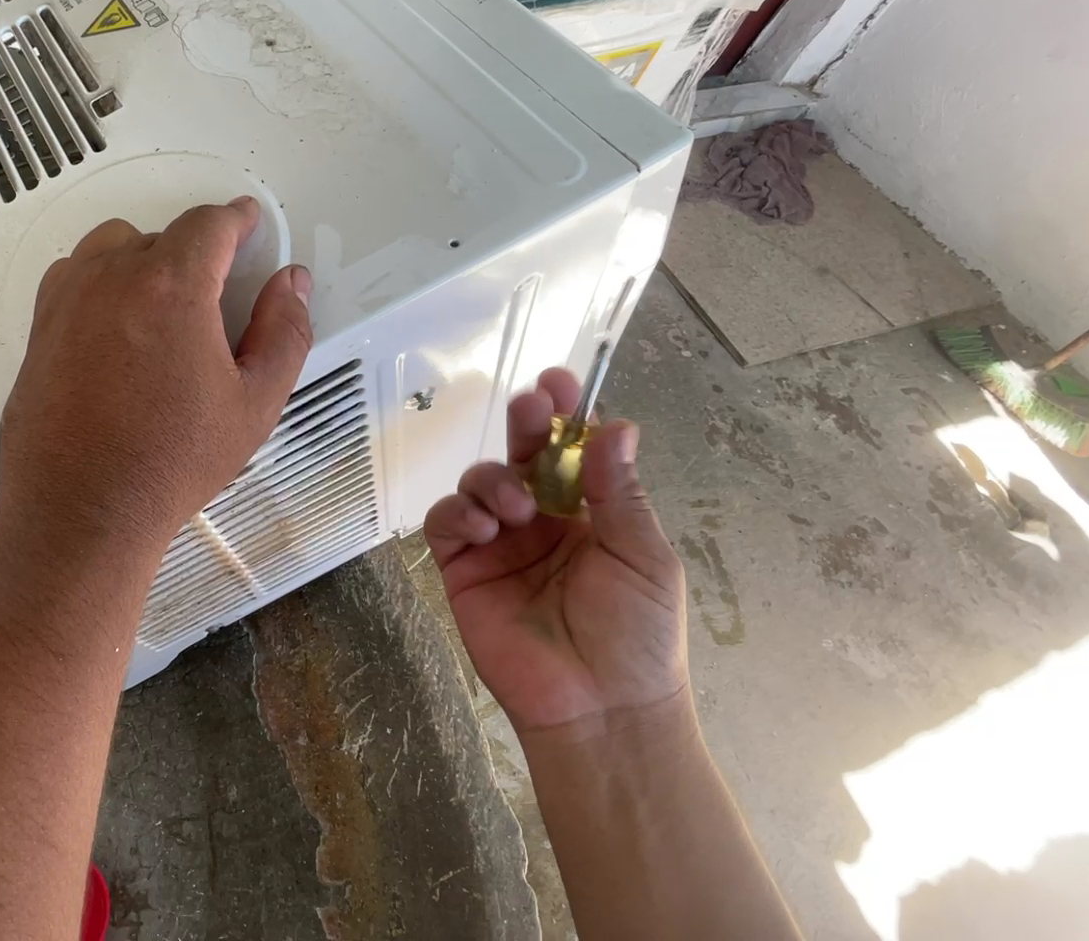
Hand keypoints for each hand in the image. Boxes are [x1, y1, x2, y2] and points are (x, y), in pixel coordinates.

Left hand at [0, 197, 313, 555]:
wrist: (81, 511)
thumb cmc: (161, 465)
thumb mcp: (254, 404)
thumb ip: (284, 332)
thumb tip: (291, 287)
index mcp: (169, 288)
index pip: (209, 224)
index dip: (237, 220)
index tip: (246, 223)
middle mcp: (110, 281)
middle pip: (162, 235)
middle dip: (194, 255)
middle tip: (213, 299)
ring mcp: (66, 302)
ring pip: (112, 249)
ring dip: (144, 262)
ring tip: (165, 310)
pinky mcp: (40, 328)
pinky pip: (74, 278)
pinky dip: (101, 284)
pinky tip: (119, 328)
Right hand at [424, 367, 686, 732]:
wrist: (597, 706)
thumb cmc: (636, 634)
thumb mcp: (643, 558)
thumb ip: (619, 493)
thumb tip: (615, 426)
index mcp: (588, 514)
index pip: (571, 453)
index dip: (564, 415)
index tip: (561, 382)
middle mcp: (539, 520)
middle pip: (521, 456)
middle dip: (525, 425)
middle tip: (532, 407)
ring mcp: (497, 542)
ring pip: (479, 481)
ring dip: (494, 479)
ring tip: (517, 509)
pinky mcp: (461, 566)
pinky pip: (445, 521)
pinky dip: (458, 512)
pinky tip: (484, 527)